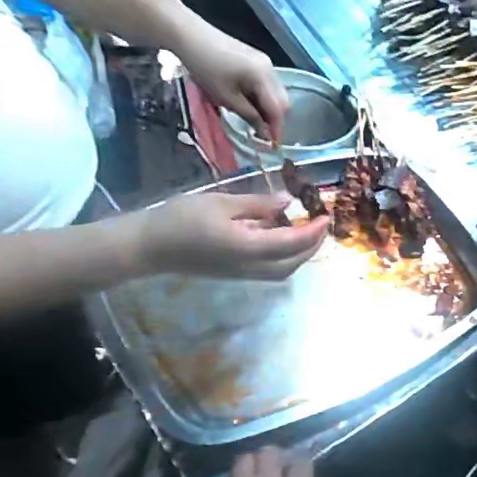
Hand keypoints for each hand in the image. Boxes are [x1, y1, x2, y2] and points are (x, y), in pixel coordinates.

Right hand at [129, 192, 328, 279]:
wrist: (150, 247)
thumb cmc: (181, 218)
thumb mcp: (221, 203)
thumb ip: (257, 205)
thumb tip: (288, 202)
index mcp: (247, 248)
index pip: (292, 243)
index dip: (312, 231)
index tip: (325, 216)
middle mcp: (249, 267)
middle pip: (292, 264)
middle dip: (311, 247)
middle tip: (319, 224)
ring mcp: (242, 274)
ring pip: (282, 271)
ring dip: (298, 254)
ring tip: (304, 230)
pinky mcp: (234, 274)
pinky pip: (268, 269)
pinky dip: (283, 256)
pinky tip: (279, 236)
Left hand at [173, 23, 288, 143]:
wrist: (190, 36)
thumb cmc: (206, 68)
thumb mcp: (227, 98)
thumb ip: (250, 116)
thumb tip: (265, 134)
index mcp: (263, 77)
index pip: (278, 109)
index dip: (276, 129)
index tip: (272, 147)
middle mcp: (270, 68)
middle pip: (282, 101)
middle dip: (275, 120)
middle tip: (261, 135)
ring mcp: (264, 62)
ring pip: (275, 93)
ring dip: (268, 109)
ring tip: (253, 122)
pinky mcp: (256, 60)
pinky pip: (267, 84)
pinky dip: (262, 98)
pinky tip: (249, 104)